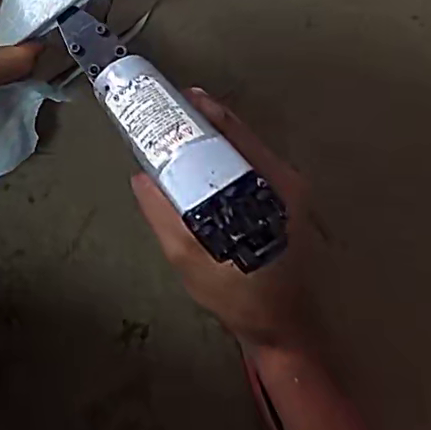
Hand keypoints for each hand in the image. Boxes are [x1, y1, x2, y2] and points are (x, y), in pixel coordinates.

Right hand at [132, 88, 309, 353]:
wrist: (284, 330)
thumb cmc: (239, 296)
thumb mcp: (190, 259)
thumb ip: (163, 216)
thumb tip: (142, 177)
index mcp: (272, 187)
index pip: (234, 131)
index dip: (202, 109)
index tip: (173, 99)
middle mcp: (286, 181)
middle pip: (240, 133)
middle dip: (201, 119)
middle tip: (167, 111)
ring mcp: (289, 191)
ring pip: (244, 147)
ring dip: (211, 135)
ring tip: (176, 130)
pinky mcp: (285, 202)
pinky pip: (249, 165)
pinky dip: (222, 154)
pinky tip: (198, 160)